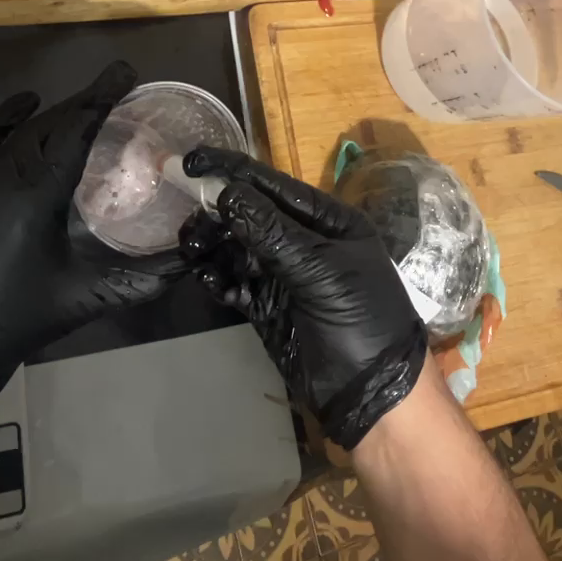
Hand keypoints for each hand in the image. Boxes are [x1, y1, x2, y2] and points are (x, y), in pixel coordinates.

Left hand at [0, 61, 186, 420]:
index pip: (74, 132)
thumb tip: (192, 257)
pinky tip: (27, 102)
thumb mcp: (89, 298)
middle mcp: (7, 179)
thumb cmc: (24, 319)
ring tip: (90, 100)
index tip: (125, 74)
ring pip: (24, 129)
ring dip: (58, 110)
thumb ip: (143, 278)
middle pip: (52, 124)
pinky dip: (6, 117)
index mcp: (37, 198)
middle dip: (87, 100)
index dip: (101, 98)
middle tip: (120, 86)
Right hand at [179, 147, 426, 449]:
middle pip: (249, 215)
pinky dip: (218, 277)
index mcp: (328, 221)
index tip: (192, 162)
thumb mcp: (321, 271)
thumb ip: (272, 232)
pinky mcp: (268, 306)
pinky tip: (208, 279)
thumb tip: (228, 193)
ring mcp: (285, 274)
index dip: (232, 171)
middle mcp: (304, 241)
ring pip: (237, 247)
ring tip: (191, 250)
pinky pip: (235, 281)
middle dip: (217, 214)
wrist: (373, 399)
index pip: (273, 185)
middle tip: (188, 222)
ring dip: (212, 245)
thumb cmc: (360, 321)